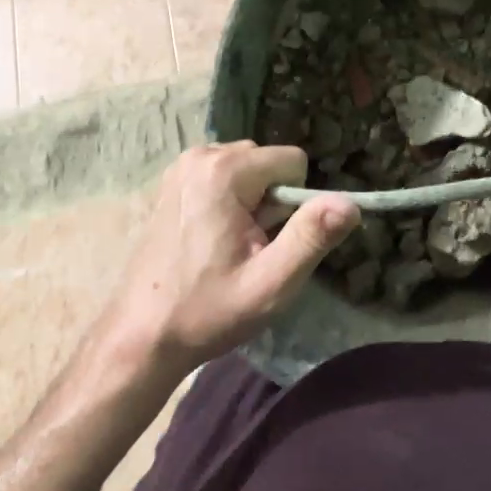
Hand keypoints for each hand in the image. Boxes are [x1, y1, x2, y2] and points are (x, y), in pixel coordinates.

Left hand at [97, 141, 359, 376]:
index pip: (294, 161)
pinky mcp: (173, 180)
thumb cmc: (207, 312)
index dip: (293, 205)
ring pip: (249, 169)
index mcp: (224, 171)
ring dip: (251, 203)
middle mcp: (201, 154)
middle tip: (247, 249)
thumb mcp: (270, 284)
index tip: (267, 242)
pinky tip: (211, 240)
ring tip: (228, 247)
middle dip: (271, 201)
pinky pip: (224, 175)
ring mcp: (182, 165)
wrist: (139, 336)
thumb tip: (350, 203)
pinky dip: (229, 202)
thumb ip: (311, 238)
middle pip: (269, 163)